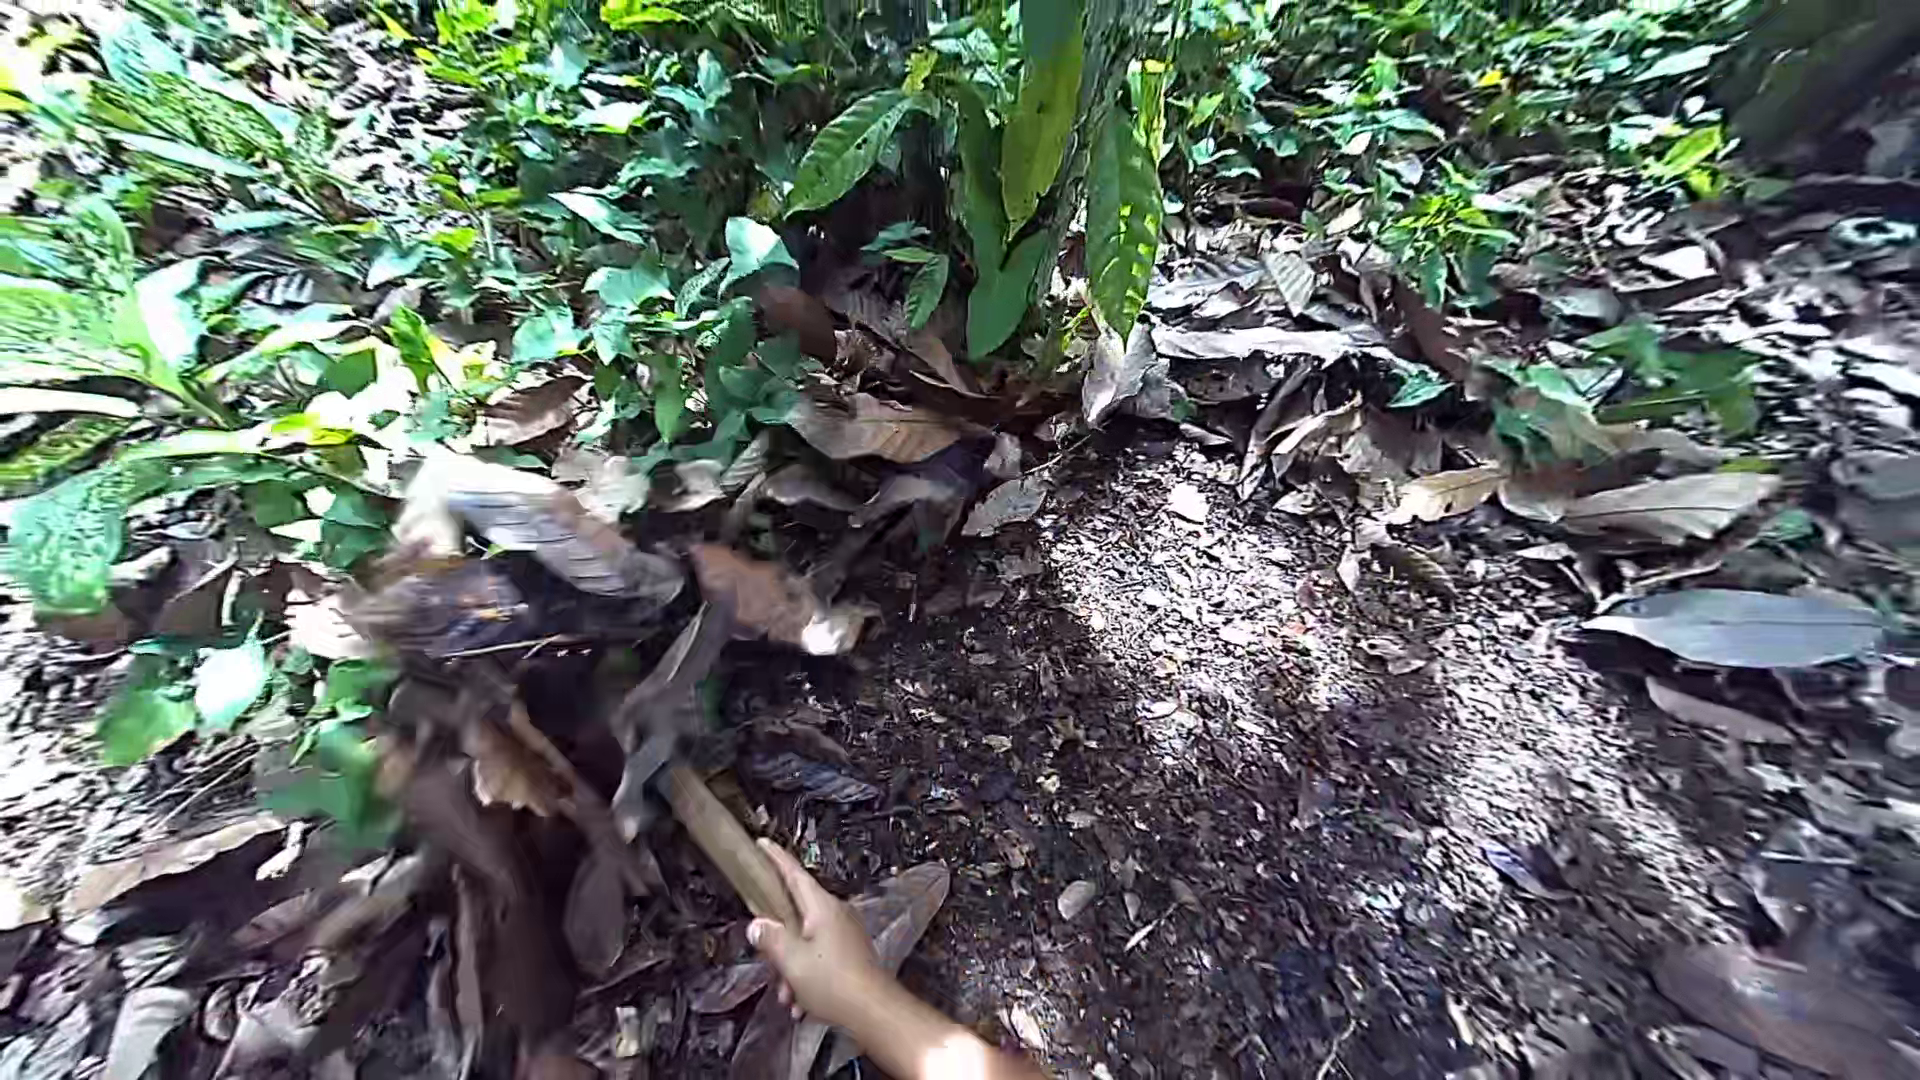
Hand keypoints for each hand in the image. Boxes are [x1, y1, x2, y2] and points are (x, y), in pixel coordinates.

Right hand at [747, 839, 890, 1029]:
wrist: (872, 1008)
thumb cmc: (833, 981)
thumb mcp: (792, 962)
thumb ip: (772, 940)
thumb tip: (757, 924)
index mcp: (821, 906)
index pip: (794, 873)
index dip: (776, 858)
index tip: (763, 844)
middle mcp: (834, 911)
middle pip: (796, 912)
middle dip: (778, 939)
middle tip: (768, 962)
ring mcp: (843, 929)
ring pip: (805, 938)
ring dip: (790, 964)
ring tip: (788, 994)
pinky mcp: (848, 948)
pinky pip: (818, 952)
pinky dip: (805, 973)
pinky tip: (801, 1001)